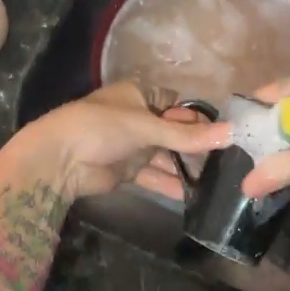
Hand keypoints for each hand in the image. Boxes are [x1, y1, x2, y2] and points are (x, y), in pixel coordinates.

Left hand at [11, 82, 230, 200]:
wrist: (58, 160)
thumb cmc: (100, 127)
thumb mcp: (146, 127)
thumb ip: (188, 135)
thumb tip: (231, 133)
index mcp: (141, 95)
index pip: (180, 105)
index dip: (202, 119)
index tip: (229, 134)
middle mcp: (140, 118)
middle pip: (176, 132)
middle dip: (198, 147)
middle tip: (229, 161)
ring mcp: (134, 146)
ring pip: (167, 156)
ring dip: (187, 168)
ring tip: (218, 181)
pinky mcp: (129, 170)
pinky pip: (156, 176)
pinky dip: (171, 184)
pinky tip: (194, 195)